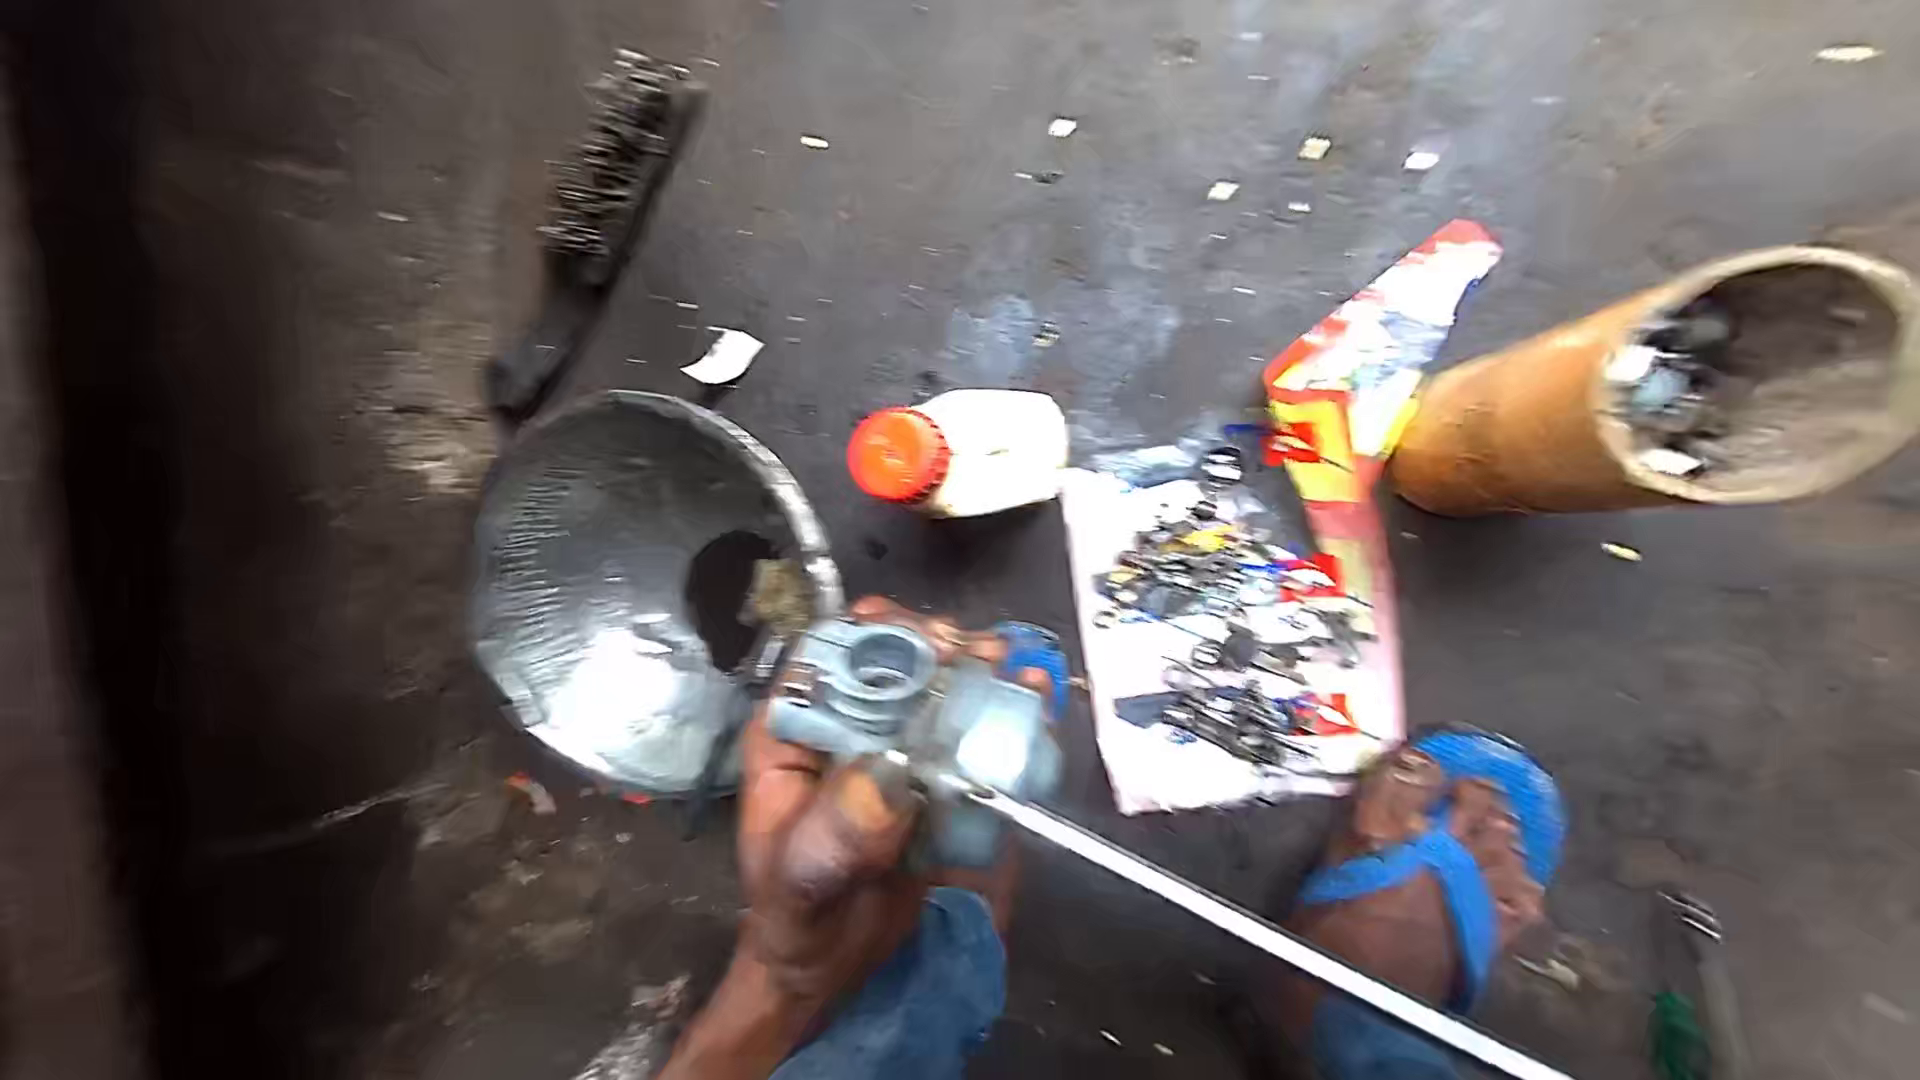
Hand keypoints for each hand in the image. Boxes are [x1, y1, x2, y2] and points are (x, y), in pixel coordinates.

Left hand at [733, 596, 1014, 1004]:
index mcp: (798, 730)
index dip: (871, 634)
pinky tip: (1028, 694)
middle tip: (965, 648)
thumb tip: (891, 774)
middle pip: (889, 657)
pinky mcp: (940, 769)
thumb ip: (836, 831)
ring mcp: (899, 743)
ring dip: (971, 665)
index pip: (827, 656)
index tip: (917, 637)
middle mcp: (849, 724)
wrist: (837, 965)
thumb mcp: (803, 877)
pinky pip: (972, 728)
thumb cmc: (799, 915)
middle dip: (930, 642)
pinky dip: (1002, 707)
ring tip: (1003, 662)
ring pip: (935, 683)